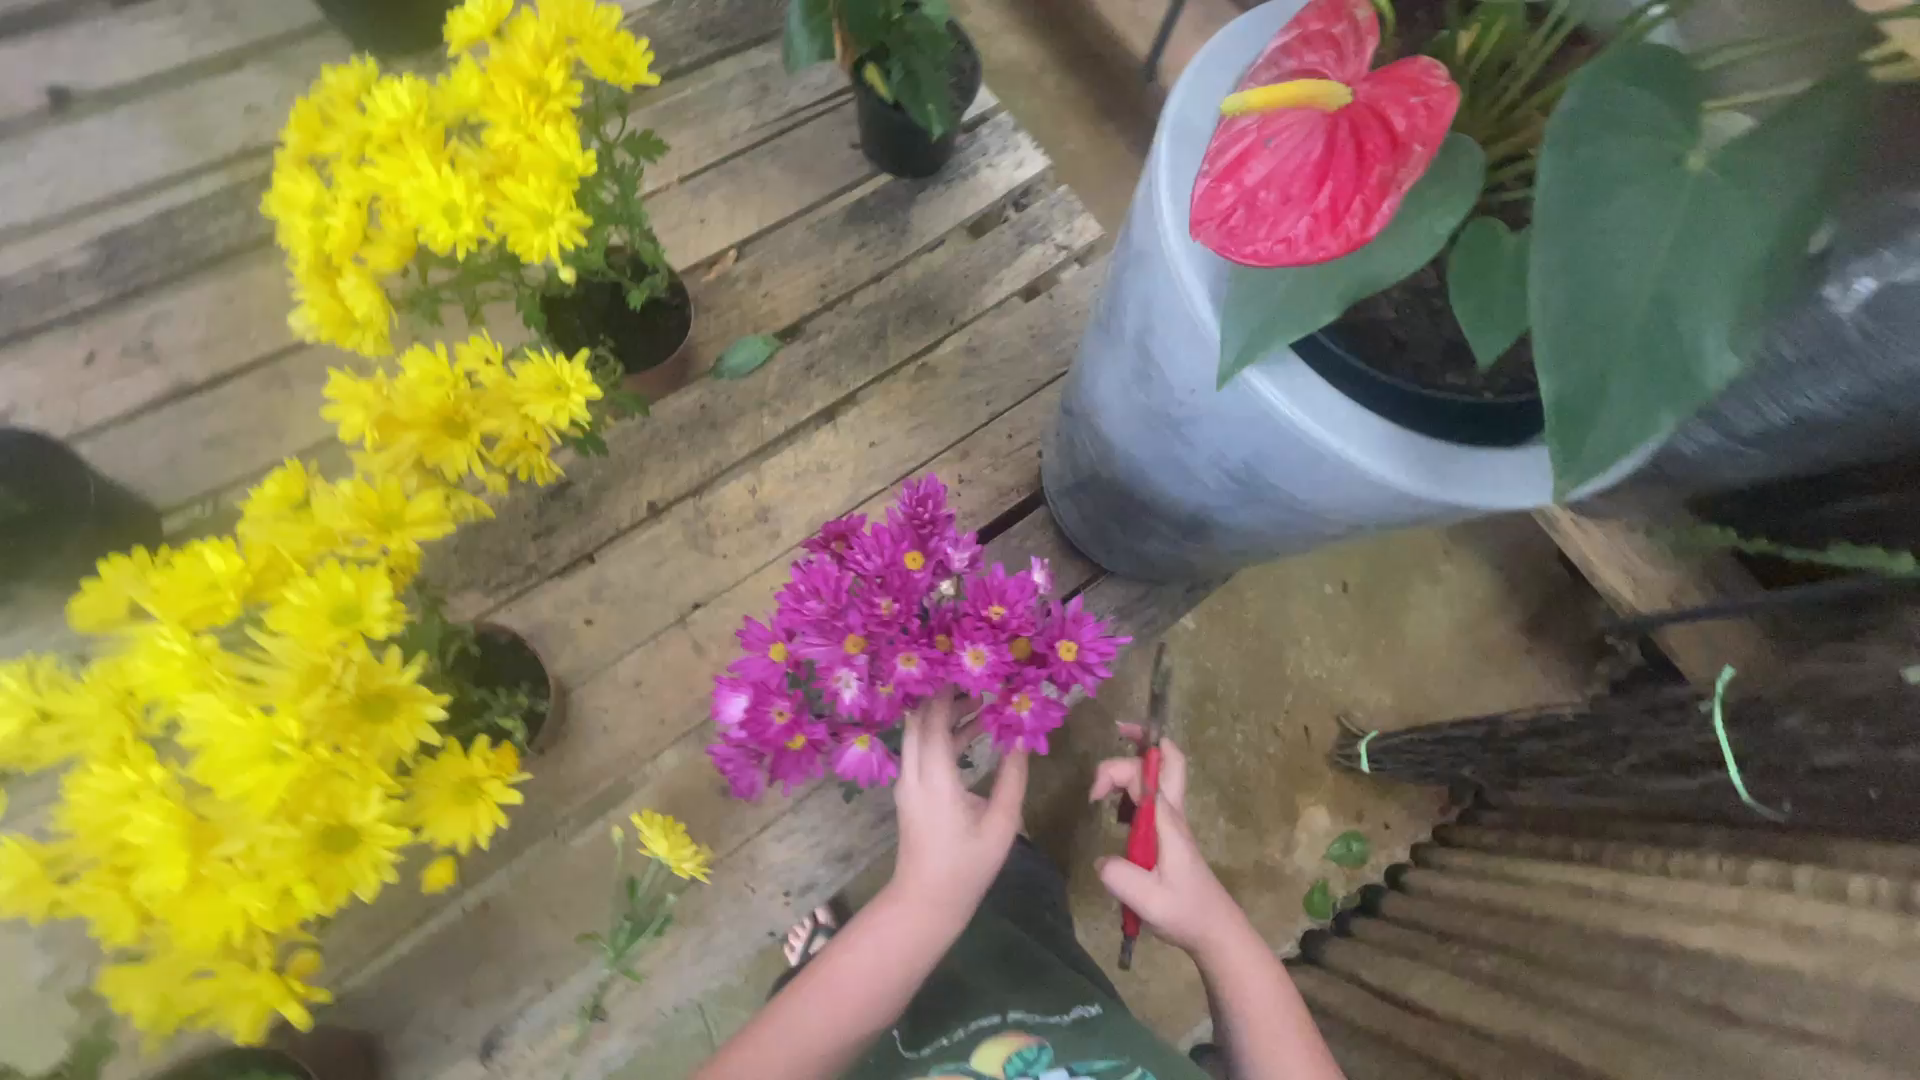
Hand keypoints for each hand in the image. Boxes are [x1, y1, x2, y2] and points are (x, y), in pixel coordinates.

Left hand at [889, 691, 1028, 926]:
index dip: (950, 692)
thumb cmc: (967, 866)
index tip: (973, 671)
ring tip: (982, 704)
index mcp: (935, 779)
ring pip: (919, 733)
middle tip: (979, 682)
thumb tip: (1022, 738)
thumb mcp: (1000, 823)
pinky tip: (972, 733)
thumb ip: (1012, 777)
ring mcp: (907, 782)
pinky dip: (942, 734)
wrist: (926, 902)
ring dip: (945, 715)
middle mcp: (913, 773)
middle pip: (920, 719)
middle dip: (946, 696)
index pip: (934, 720)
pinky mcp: (910, 791)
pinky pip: (921, 749)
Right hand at [1089, 728, 1249, 961]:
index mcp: (1167, 820)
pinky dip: (1134, 786)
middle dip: (1144, 738)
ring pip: (1161, 774)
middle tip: (1119, 730)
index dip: (1113, 771)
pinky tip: (1116, 805)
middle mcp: (1171, 813)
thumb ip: (1118, 875)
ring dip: (1137, 762)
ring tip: (1107, 774)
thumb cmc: (1186, 913)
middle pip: (1167, 759)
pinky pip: (1153, 795)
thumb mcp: (1148, 901)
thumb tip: (1100, 858)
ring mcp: (1172, 822)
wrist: (1217, 932)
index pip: (1141, 774)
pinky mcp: (1168, 834)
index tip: (1093, 797)